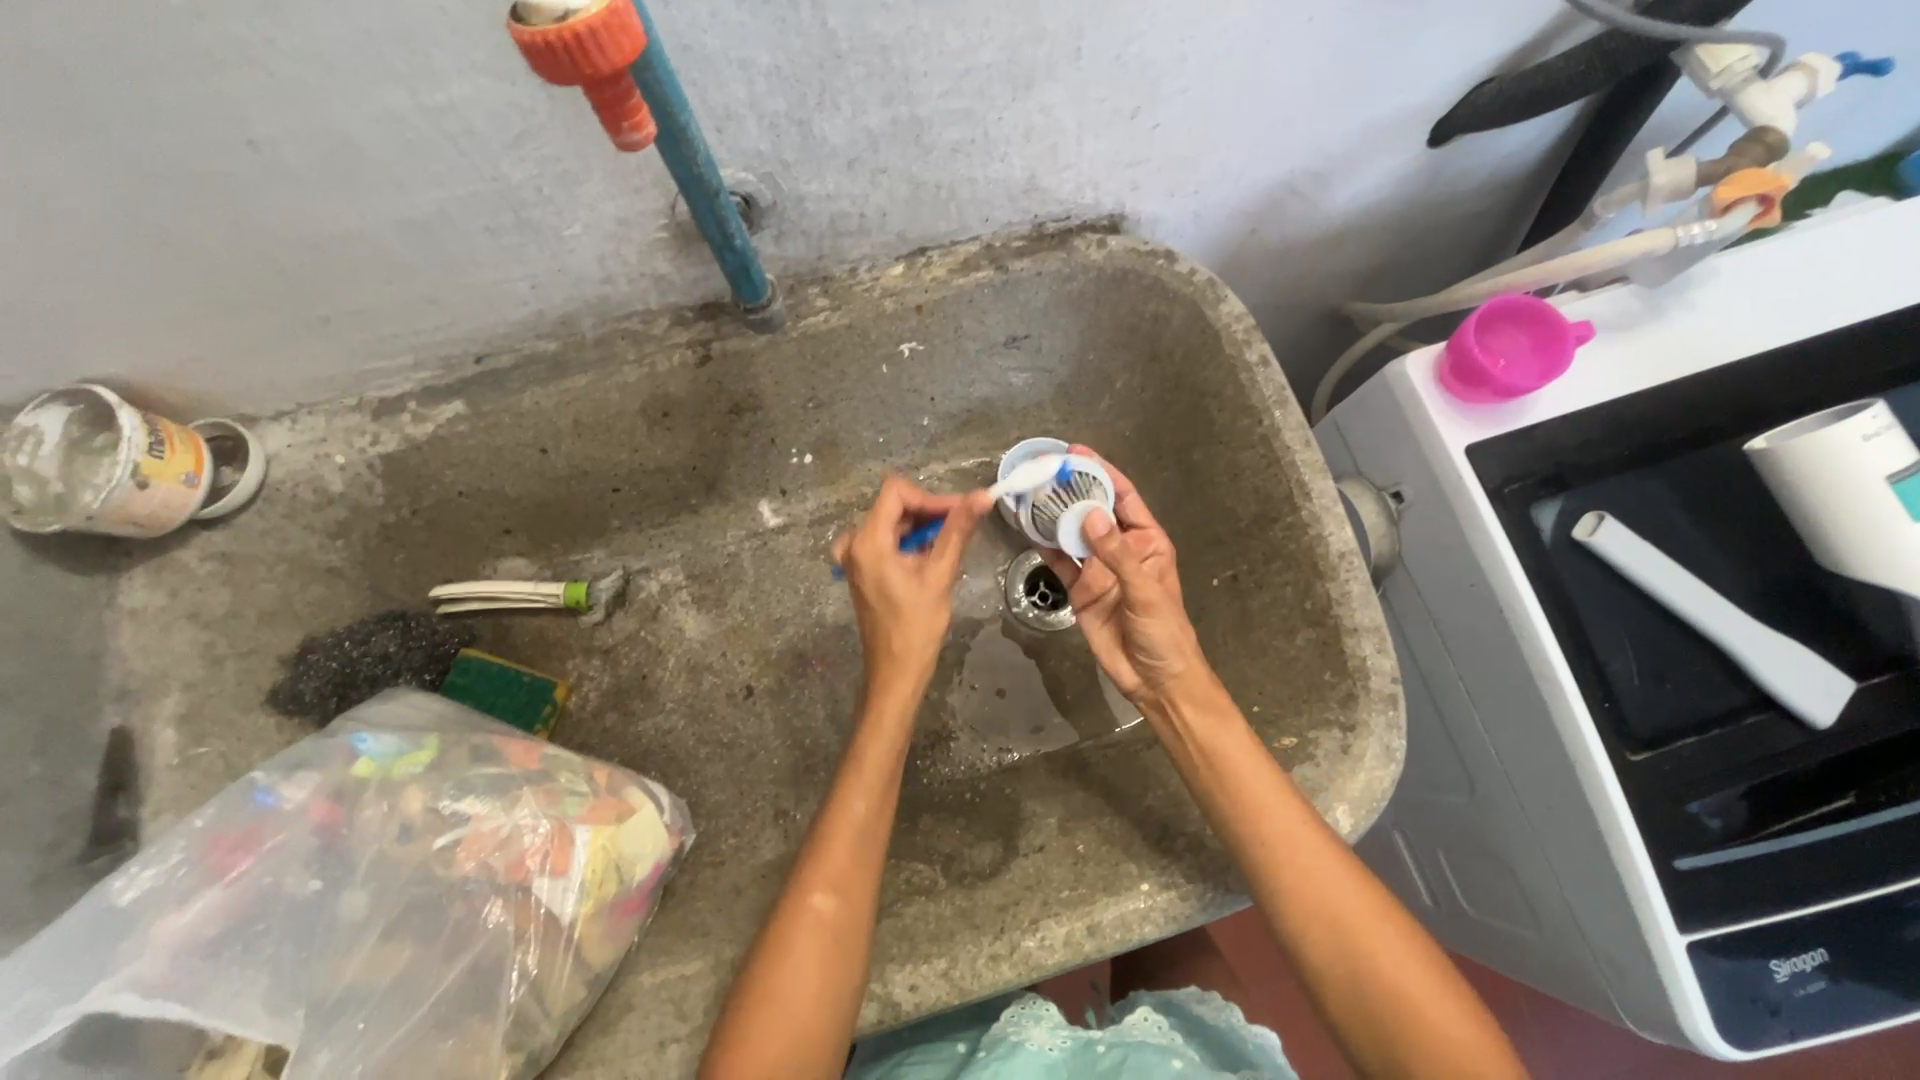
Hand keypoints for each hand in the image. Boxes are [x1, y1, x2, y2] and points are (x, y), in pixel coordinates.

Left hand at [833, 476, 993, 697]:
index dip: (932, 497)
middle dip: (930, 512)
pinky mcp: (862, 570)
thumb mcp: (939, 574)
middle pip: (894, 506)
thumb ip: (958, 530)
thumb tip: (982, 496)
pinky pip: (887, 541)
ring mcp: (855, 557)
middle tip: (963, 525)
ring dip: (923, 528)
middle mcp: (854, 543)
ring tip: (951, 544)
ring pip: (893, 523)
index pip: (897, 492)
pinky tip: (932, 558)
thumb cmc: (917, 626)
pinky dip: (910, 542)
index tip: (960, 511)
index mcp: (867, 541)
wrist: (895, 671)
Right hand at [1042, 447, 1208, 708]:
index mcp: (1146, 541)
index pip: (1123, 497)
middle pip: (1093, 511)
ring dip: (1054, 515)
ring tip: (1030, 493)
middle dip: (1071, 489)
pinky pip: (1061, 562)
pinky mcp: (1080, 589)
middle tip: (1043, 469)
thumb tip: (1088, 515)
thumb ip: (1115, 553)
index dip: (1101, 473)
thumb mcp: (1144, 589)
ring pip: (1072, 534)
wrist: (1154, 679)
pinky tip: (1028, 529)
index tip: (1077, 454)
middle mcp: (1121, 548)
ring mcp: (1098, 568)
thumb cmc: (1164, 631)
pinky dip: (1045, 546)